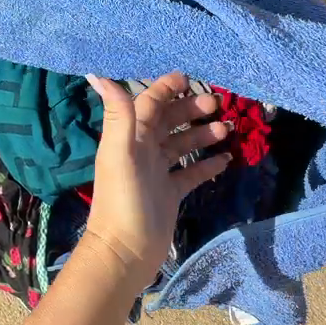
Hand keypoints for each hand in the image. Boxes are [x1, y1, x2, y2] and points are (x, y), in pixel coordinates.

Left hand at [82, 74, 232, 284]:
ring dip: (201, 134)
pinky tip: (226, 159)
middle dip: (190, 109)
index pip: (147, 104)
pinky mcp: (169, 193)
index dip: (164, 89)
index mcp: (127, 137)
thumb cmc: (122, 198)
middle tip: (217, 103)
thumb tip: (99, 74)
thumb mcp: (120, 152)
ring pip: (181, 145)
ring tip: (227, 128)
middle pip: (167, 121)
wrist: (126, 250)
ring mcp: (155, 172)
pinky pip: (190, 173)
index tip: (188, 76)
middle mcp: (140, 150)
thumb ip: (117, 114)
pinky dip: (206, 164)